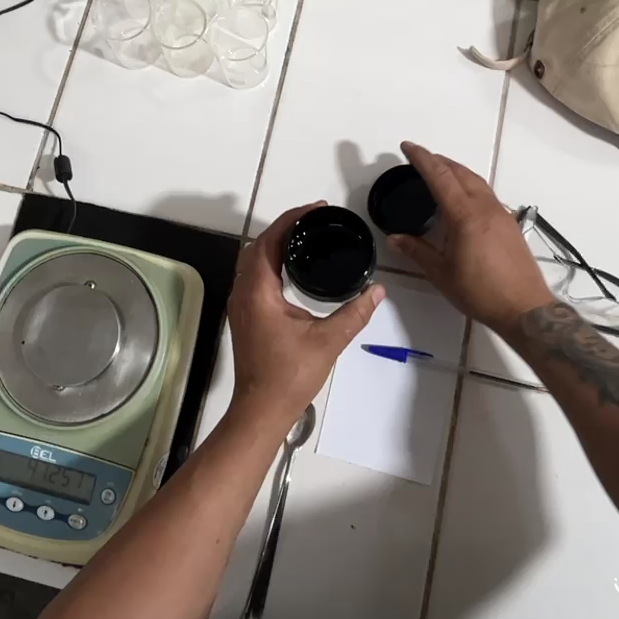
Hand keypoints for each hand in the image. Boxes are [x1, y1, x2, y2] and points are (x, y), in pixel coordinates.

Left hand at [226, 202, 383, 432]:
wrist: (262, 409)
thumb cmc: (291, 375)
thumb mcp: (328, 341)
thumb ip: (354, 313)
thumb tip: (377, 291)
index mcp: (258, 291)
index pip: (269, 241)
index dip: (291, 220)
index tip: (316, 209)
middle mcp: (243, 293)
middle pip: (258, 246)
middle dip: (284, 228)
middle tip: (314, 220)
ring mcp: (241, 305)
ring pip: (253, 262)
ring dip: (275, 245)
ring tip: (305, 237)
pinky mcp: (245, 317)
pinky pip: (254, 277)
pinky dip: (271, 262)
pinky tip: (292, 267)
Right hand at [389, 141, 554, 334]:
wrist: (524, 309)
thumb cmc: (480, 293)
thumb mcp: (441, 274)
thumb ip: (417, 251)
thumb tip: (394, 238)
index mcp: (465, 215)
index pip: (440, 177)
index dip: (422, 159)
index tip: (407, 147)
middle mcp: (485, 208)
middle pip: (461, 172)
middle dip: (439, 160)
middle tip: (419, 158)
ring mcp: (501, 214)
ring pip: (476, 180)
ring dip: (456, 170)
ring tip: (439, 172)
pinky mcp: (509, 224)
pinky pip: (486, 193)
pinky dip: (469, 185)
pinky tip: (462, 198)